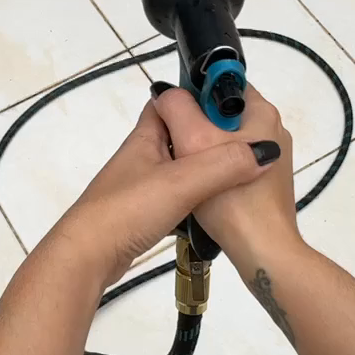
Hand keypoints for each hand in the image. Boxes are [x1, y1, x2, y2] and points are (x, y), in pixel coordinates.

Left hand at [46, 90, 281, 287]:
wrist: (87, 257)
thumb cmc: (128, 209)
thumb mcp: (182, 182)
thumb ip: (224, 165)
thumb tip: (267, 151)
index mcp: (145, 137)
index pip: (171, 102)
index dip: (198, 97)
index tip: (233, 104)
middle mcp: (142, 156)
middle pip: (180, 137)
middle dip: (208, 138)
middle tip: (247, 144)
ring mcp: (140, 187)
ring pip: (179, 170)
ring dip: (204, 172)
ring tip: (240, 177)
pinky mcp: (141, 214)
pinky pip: (175, 198)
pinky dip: (194, 201)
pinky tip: (214, 210)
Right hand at [150, 84, 299, 264]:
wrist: (262, 250)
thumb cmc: (231, 195)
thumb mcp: (194, 142)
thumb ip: (176, 108)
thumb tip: (165, 93)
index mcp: (262, 113)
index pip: (224, 83)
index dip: (194, 93)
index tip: (175, 115)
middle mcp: (272, 130)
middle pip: (221, 114)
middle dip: (193, 125)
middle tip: (174, 145)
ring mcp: (271, 159)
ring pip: (223, 141)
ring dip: (200, 151)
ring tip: (183, 169)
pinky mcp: (265, 182)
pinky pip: (230, 164)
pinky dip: (212, 170)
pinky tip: (200, 187)